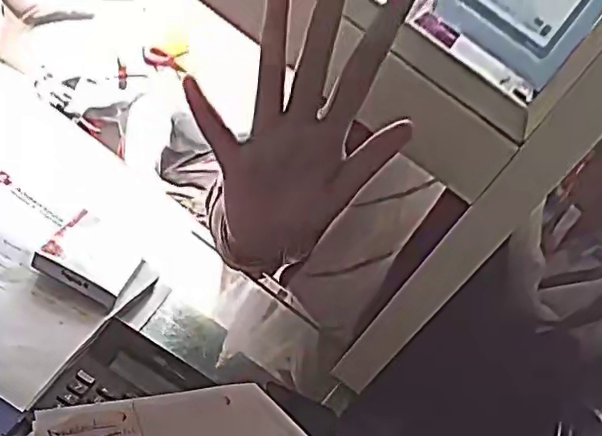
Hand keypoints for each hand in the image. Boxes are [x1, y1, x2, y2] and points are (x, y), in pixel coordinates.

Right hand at [184, 0, 416, 272]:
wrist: (268, 247)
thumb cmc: (302, 219)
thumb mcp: (343, 191)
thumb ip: (371, 159)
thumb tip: (409, 127)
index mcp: (327, 136)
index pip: (358, 76)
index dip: (380, 36)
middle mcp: (298, 127)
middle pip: (314, 63)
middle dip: (327, 19)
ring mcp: (267, 140)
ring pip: (270, 79)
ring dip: (273, 41)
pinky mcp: (238, 163)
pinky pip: (218, 134)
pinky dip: (205, 112)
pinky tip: (193, 84)